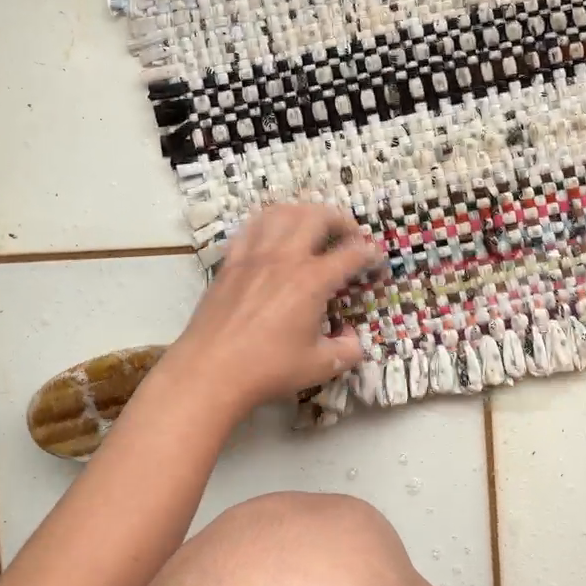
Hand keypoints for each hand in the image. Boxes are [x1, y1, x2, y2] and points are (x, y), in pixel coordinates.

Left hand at [160, 204, 380, 414]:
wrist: (209, 372)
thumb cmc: (268, 369)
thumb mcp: (320, 366)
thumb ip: (347, 350)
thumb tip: (351, 337)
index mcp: (312, 280)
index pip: (351, 254)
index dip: (370, 254)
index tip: (377, 261)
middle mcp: (285, 258)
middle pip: (318, 216)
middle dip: (341, 221)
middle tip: (349, 236)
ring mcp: (254, 256)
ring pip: (282, 213)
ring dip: (304, 212)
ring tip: (313, 226)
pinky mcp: (230, 263)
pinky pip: (251, 228)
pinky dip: (269, 222)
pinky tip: (273, 234)